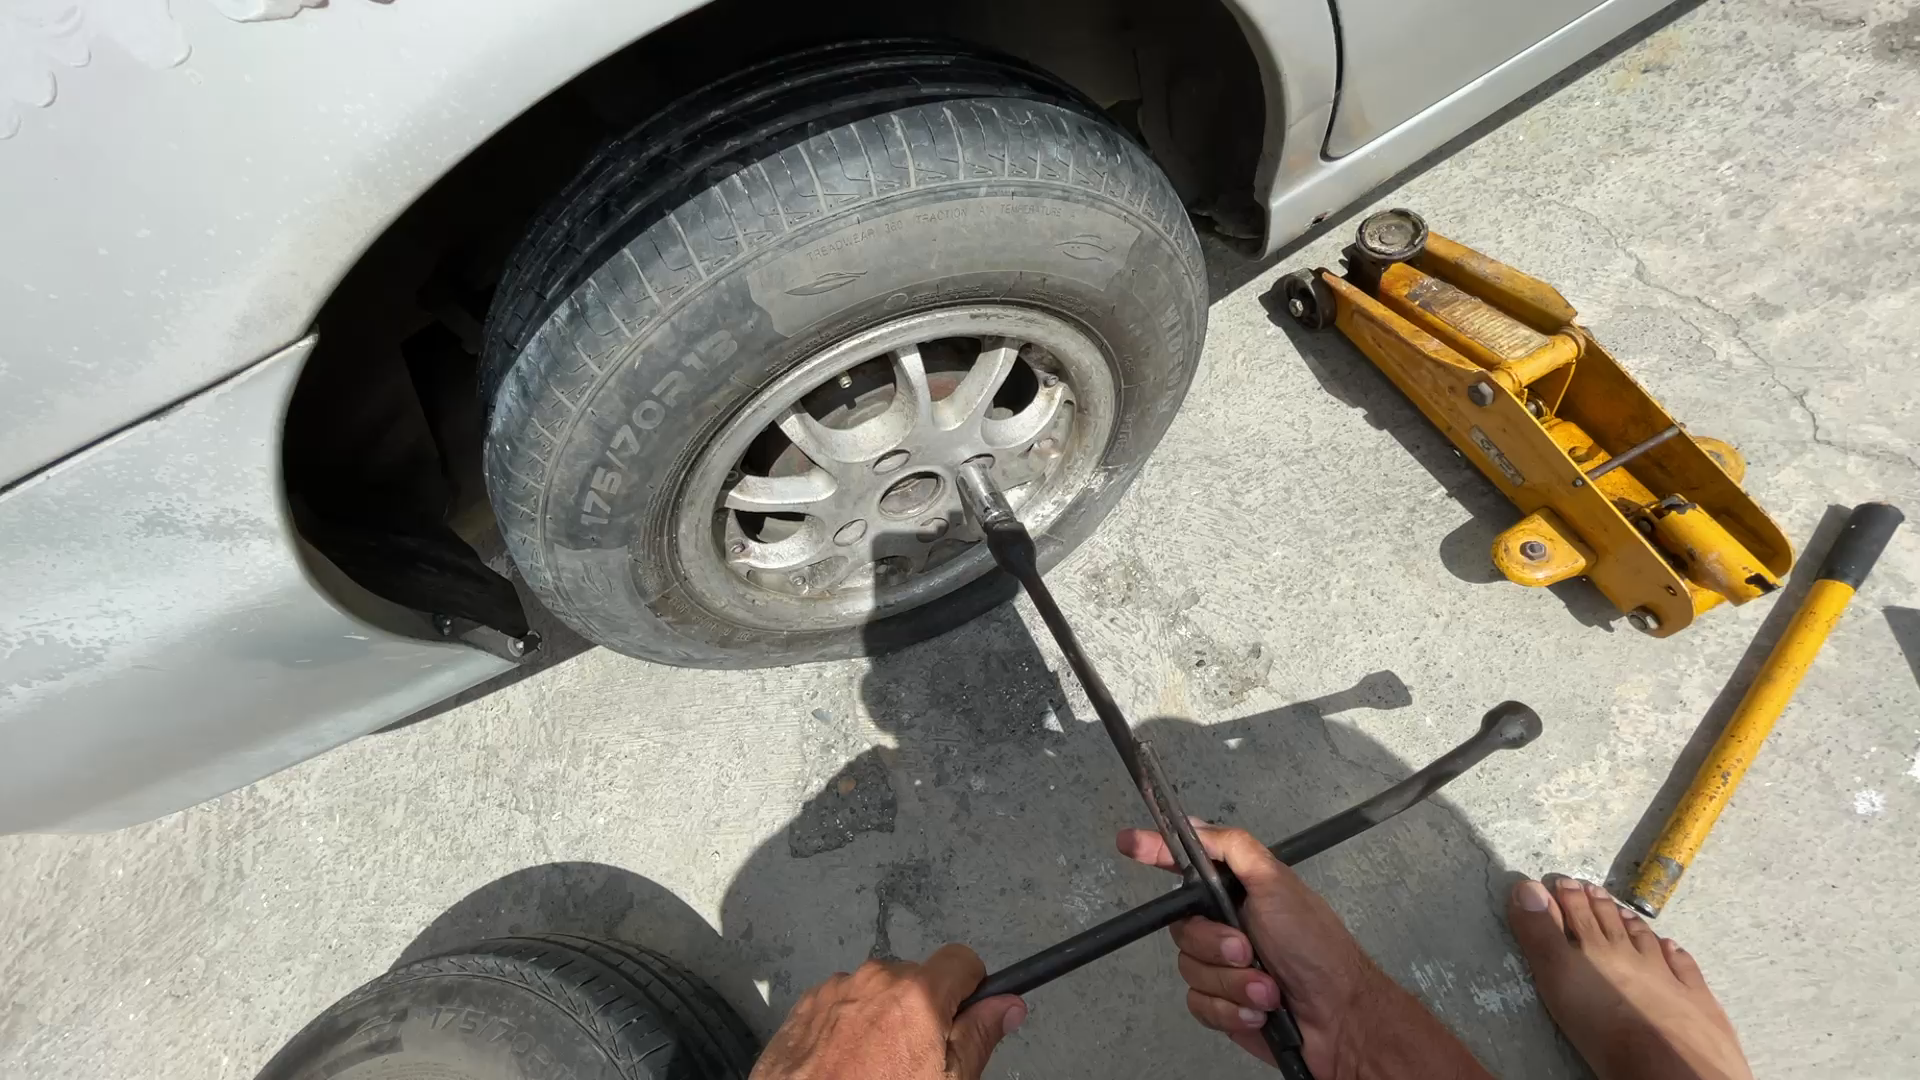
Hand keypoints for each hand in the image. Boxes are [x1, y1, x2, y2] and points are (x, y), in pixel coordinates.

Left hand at [749, 944, 1026, 1079]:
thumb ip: (979, 1037)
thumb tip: (1010, 1004)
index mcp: (918, 992)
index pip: (962, 959)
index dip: (971, 988)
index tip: (966, 1016)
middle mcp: (878, 976)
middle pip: (918, 978)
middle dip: (923, 1010)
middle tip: (916, 1061)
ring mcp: (839, 987)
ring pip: (878, 991)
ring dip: (883, 1017)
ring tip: (874, 1068)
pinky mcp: (808, 1003)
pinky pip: (843, 1001)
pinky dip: (849, 1025)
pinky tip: (844, 1063)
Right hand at [1119, 822, 1490, 1078]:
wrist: (1342, 1021)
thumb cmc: (1314, 946)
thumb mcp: (1276, 882)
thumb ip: (1234, 848)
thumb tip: (1194, 823)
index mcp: (1233, 890)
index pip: (1183, 864)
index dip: (1153, 851)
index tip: (1127, 842)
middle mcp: (1222, 924)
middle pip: (1181, 926)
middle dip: (1214, 943)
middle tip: (1248, 948)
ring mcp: (1220, 966)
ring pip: (1189, 968)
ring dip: (1231, 982)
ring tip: (1267, 989)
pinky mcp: (1222, 1005)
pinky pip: (1199, 1003)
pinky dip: (1231, 1009)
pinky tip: (1259, 1012)